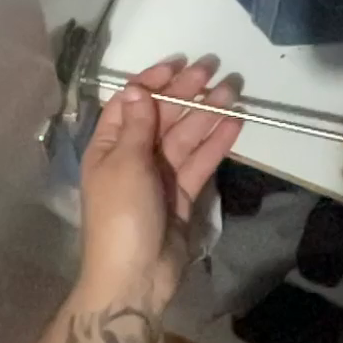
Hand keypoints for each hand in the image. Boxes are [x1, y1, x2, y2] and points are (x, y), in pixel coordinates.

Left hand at [79, 56, 242, 310]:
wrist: (135, 277)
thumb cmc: (121, 214)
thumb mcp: (125, 164)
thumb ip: (136, 126)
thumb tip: (137, 88)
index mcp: (108, 146)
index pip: (129, 104)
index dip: (151, 83)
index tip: (176, 66)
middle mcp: (132, 156)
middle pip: (160, 117)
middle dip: (184, 93)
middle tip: (212, 69)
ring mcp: (159, 176)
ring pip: (184, 137)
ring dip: (206, 113)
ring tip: (232, 90)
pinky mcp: (182, 195)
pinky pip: (199, 162)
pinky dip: (215, 143)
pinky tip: (234, 123)